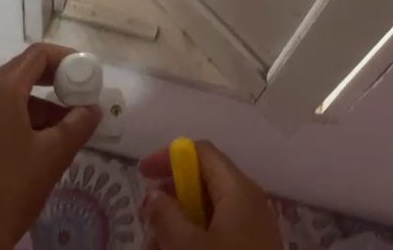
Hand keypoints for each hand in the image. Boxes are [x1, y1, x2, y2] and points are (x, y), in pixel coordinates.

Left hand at [0, 43, 102, 249]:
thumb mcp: (53, 156)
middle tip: (78, 104)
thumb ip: (78, 124)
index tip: (86, 75)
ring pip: (7, 100)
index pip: (37, 55)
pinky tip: (32, 151)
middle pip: (20, 74)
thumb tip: (93, 108)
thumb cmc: (9, 191)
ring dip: (37, 108)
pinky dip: (17, 123)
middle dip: (53, 86)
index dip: (66, 59)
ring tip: (61, 135)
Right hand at [139, 140, 283, 249]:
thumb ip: (166, 216)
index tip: (141, 175)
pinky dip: (192, 243)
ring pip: (206, 214)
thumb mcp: (189, 247)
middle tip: (146, 225)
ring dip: (177, 228)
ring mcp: (251, 228)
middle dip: (170, 201)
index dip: (170, 157)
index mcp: (238, 188)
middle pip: (203, 183)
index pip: (202, 153)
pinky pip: (216, 236)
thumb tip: (153, 194)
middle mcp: (247, 201)